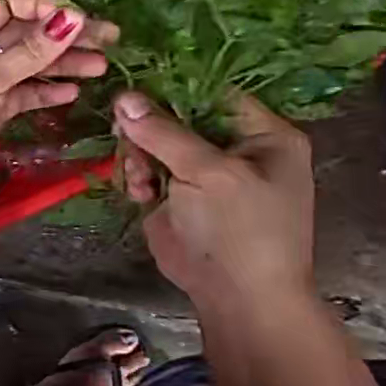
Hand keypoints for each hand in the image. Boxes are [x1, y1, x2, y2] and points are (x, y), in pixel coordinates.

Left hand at [0, 0, 116, 193]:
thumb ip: (30, 54)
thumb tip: (71, 20)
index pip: (13, 9)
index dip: (47, 11)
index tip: (80, 21)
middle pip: (27, 37)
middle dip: (65, 37)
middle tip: (108, 38)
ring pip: (30, 67)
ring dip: (62, 65)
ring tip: (100, 66)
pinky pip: (24, 94)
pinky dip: (45, 92)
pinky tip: (72, 91)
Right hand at [114, 90, 315, 311]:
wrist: (237, 297)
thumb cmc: (239, 229)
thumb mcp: (207, 173)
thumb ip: (164, 132)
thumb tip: (124, 97)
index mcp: (262, 135)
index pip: (212, 93)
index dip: (172, 88)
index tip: (133, 88)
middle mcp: (233, 150)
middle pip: (178, 118)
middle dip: (149, 128)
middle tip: (123, 134)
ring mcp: (203, 175)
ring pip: (156, 146)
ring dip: (140, 156)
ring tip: (138, 176)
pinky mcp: (177, 198)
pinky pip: (148, 172)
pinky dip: (138, 178)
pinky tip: (140, 192)